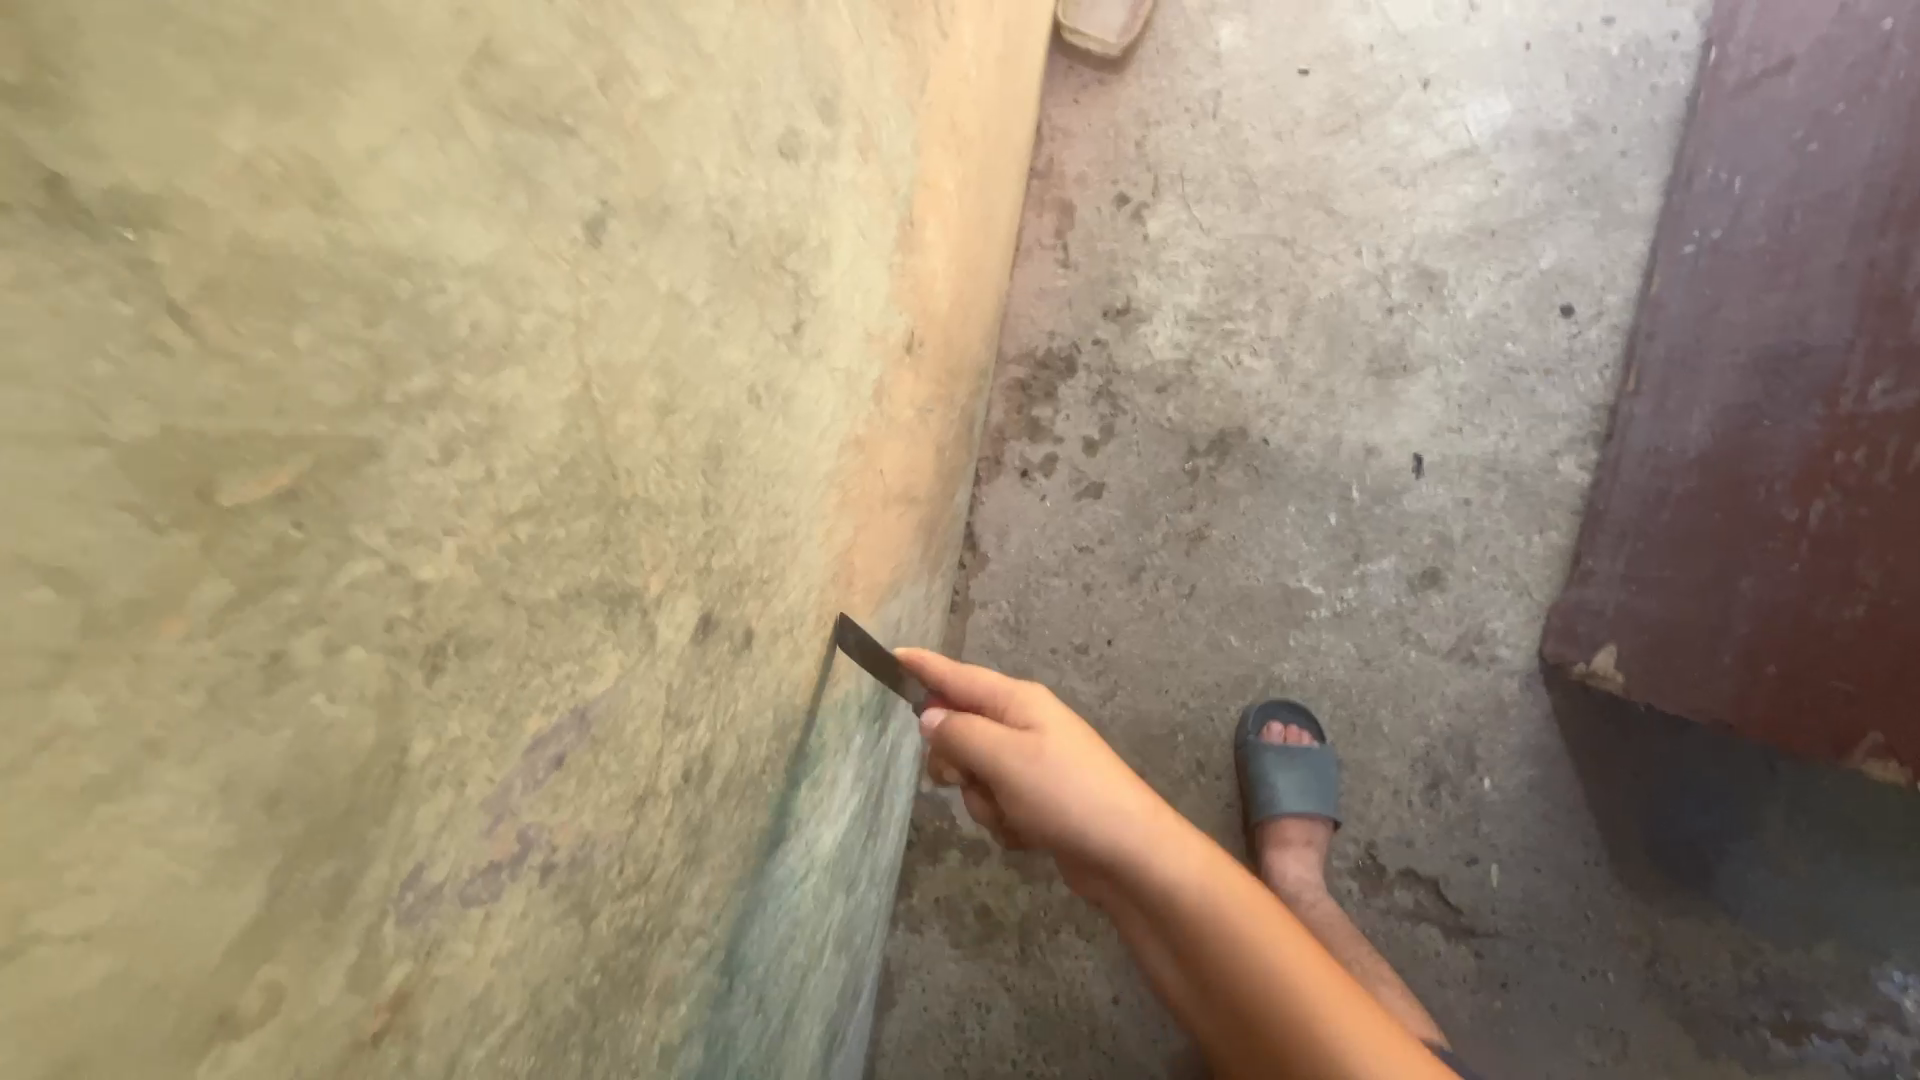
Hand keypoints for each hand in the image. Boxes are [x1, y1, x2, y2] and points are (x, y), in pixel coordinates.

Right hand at [895, 649, 1173, 877]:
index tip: (892, 654)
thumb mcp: (1003, 758)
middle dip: (956, 761)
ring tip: (1014, 814)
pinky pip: (997, 803)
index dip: (924, 667)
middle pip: (960, 730)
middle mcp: (1023, 725)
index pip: (958, 676)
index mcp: (1017, 701)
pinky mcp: (1038, 800)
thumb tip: (930, 716)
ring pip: (974, 774)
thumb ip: (959, 733)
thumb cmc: (1065, 794)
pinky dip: (1004, 821)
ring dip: (983, 800)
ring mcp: (1032, 763)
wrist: (1127, 854)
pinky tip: (1028, 834)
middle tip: (964, 778)